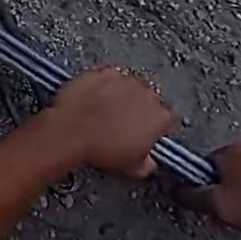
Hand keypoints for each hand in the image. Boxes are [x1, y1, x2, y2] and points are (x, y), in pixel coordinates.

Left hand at [46, 66, 175, 177]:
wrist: (71, 130)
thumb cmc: (102, 148)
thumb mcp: (133, 168)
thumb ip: (148, 162)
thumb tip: (148, 161)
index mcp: (159, 116)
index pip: (169, 120)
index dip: (159, 128)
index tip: (149, 133)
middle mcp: (146, 93)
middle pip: (150, 99)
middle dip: (140, 109)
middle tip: (124, 123)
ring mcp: (124, 79)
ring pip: (129, 86)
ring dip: (122, 95)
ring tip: (106, 110)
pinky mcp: (103, 71)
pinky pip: (108, 77)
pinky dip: (104, 85)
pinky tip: (94, 98)